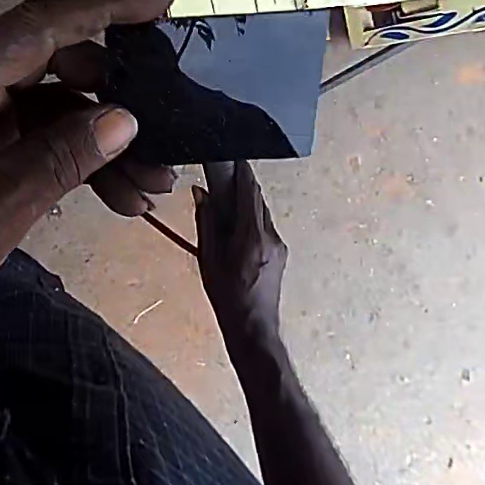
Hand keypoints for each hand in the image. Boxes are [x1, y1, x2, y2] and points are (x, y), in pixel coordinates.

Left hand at [0, 0, 175, 347]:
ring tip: (152, 182)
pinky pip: (35, 129)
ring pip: (51, 99)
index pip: (38, 25)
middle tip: (173, 102)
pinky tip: (117, 193)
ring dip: (101, 132)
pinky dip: (75, 152)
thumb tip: (126, 118)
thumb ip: (59, 159)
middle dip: (116, 84)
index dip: (105, 5)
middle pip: (51, 57)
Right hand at [194, 161, 286, 342]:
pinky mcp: (282, 251)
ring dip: (247, 202)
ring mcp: (280, 244)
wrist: (253, 329)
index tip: (233, 154)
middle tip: (225, 175)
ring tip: (227, 204)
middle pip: (257, 198)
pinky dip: (252, 218)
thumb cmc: (227, 297)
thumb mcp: (208, 259)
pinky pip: (266, 225)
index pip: (250, 191)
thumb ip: (206, 223)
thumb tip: (202, 192)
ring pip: (262, 211)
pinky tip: (237, 227)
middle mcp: (271, 237)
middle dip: (242, 184)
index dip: (242, 169)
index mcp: (252, 237)